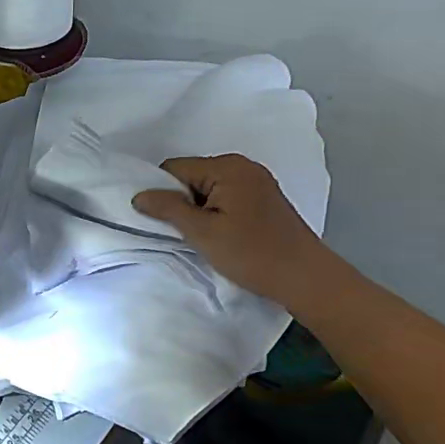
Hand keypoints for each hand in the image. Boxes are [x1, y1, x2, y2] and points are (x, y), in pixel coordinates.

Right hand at [132, 154, 323, 302]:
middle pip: (192, 175)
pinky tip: (221, 234)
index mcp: (227, 166)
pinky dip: (216, 211)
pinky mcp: (264, 197)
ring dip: (199, 209)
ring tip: (204, 236)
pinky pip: (226, 195)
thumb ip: (168, 209)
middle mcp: (243, 165)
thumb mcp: (203, 232)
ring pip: (208, 188)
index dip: (162, 192)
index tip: (162, 221)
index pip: (175, 168)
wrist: (305, 278)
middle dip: (181, 200)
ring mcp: (256, 180)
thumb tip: (138, 195)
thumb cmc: (252, 254)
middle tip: (184, 232)